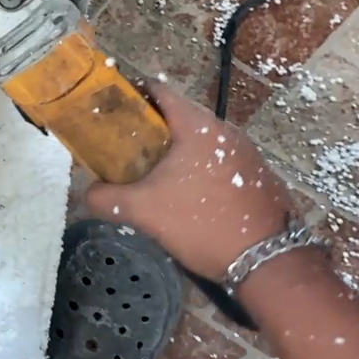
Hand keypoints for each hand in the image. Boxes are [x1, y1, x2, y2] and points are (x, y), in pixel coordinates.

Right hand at [84, 82, 293, 279]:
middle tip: (123, 143)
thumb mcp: (144, 212)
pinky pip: (220, 159)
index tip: (109, 107)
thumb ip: (106, 198)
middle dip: (149, 126)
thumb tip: (85, 193)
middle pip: (178, 115)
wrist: (273, 268)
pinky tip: (189, 192)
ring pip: (200, 139)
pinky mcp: (261, 177)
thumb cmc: (204, 226)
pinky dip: (199, 166)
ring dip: (176, 148)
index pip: (158, 90)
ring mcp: (248, 154)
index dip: (130, 93)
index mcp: (197, 127)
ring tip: (151, 169)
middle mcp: (225, 131)